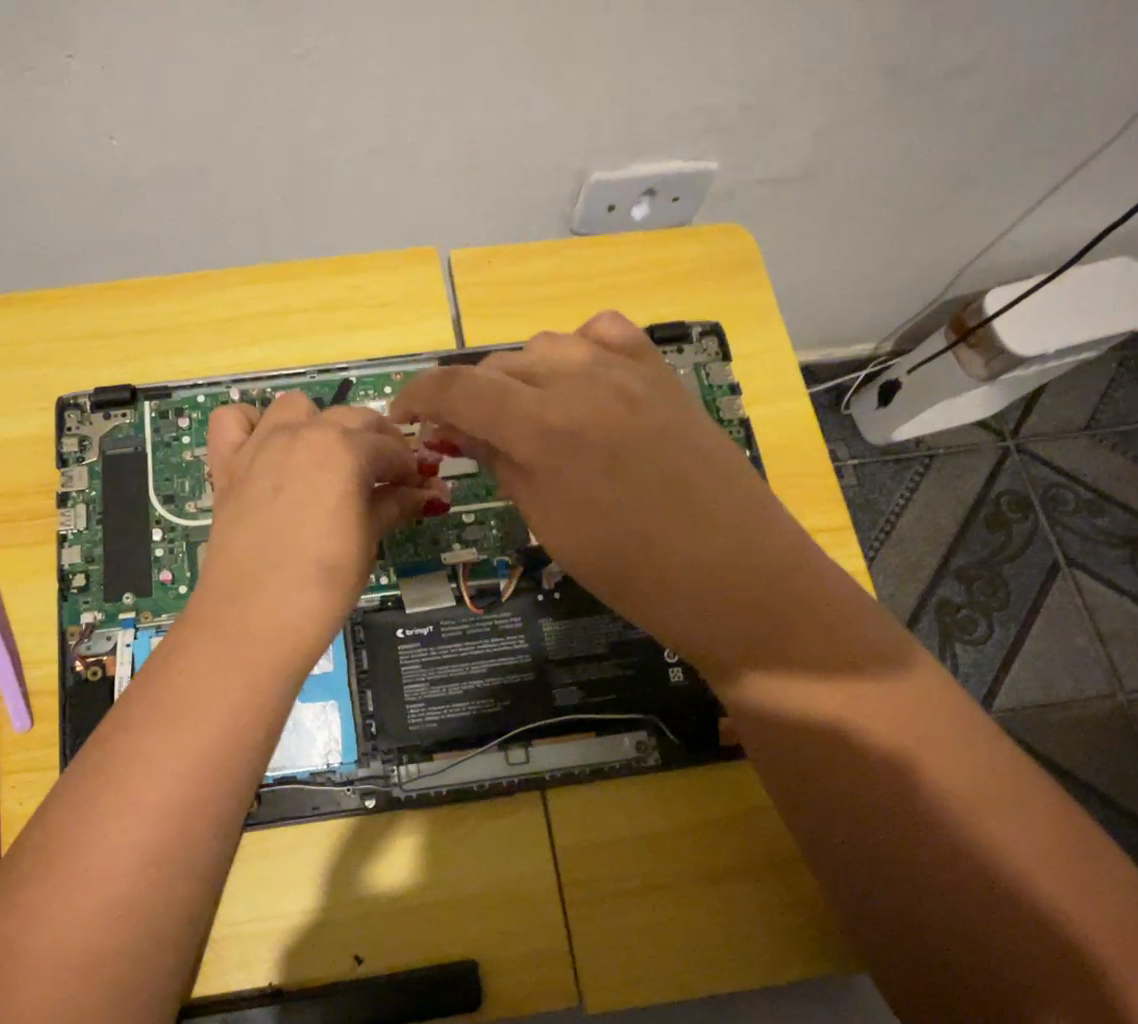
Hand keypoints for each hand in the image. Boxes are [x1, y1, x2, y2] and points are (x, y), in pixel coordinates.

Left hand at [191, 392, 447, 661]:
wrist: (255, 616)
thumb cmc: (323, 583)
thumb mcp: (367, 540)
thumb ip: (394, 505)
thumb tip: (429, 494)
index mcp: (344, 449)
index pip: (389, 448)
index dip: (409, 468)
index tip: (418, 487)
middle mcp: (301, 433)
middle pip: (350, 418)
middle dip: (375, 442)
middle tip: (385, 478)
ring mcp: (259, 444)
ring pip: (295, 406)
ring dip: (318, 423)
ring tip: (328, 459)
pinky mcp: (226, 464)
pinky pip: (233, 419)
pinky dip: (251, 424)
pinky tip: (267, 449)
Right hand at [391, 311, 796, 665]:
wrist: (733, 573)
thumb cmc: (630, 570)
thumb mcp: (547, 521)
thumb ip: (500, 461)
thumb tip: (458, 430)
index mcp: (542, 427)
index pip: (456, 388)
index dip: (417, 397)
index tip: (404, 418)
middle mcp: (579, 380)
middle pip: (497, 366)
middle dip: (470, 399)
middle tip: (468, 440)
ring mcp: (626, 370)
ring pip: (546, 347)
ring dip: (520, 378)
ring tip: (526, 419)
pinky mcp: (661, 374)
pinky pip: (604, 335)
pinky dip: (578, 351)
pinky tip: (579, 384)